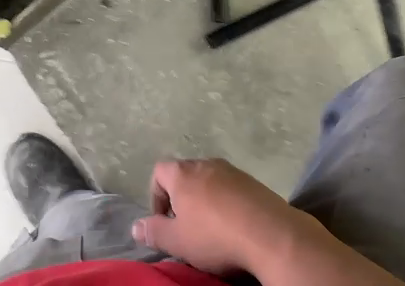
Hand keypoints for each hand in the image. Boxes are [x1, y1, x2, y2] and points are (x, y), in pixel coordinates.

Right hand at [130, 158, 310, 276]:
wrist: (270, 234)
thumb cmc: (215, 236)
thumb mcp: (178, 241)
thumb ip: (154, 232)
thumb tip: (134, 227)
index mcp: (182, 173)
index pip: (159, 172)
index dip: (156, 196)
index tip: (165, 222)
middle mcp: (205, 163)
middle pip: (185, 175)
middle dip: (182, 199)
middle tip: (187, 228)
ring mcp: (232, 170)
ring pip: (210, 181)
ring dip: (206, 201)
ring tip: (212, 228)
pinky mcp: (254, 182)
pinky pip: (232, 189)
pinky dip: (228, 203)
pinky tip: (235, 226)